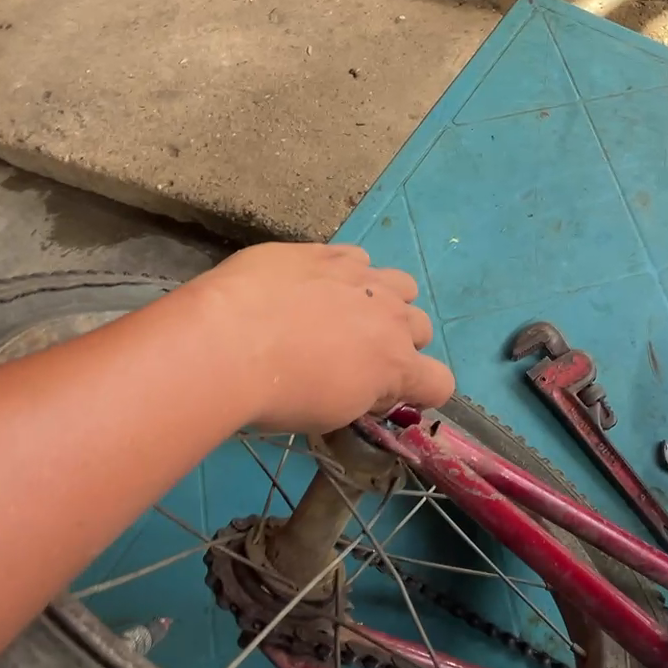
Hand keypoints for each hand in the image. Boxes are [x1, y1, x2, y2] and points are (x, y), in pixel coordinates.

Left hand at [162, 242, 453, 431]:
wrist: (227, 341)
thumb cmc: (278, 393)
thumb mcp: (328, 415)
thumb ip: (361, 394)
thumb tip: (367, 384)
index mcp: (396, 364)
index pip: (440, 382)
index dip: (422, 392)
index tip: (388, 397)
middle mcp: (391, 315)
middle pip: (421, 327)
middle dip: (399, 342)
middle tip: (357, 356)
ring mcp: (362, 277)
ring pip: (400, 285)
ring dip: (383, 301)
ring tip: (342, 314)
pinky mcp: (327, 252)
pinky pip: (356, 259)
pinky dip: (345, 275)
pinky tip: (311, 286)